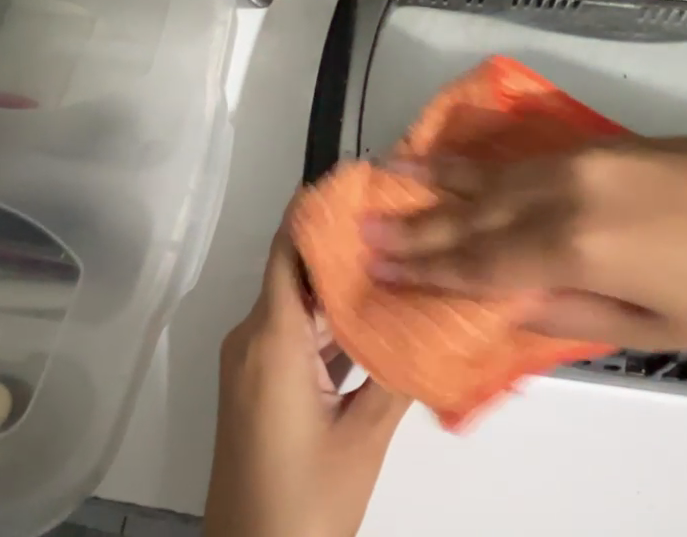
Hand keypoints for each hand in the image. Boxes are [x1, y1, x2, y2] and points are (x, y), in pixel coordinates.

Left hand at [204, 226, 410, 536]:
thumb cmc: (304, 502)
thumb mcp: (362, 439)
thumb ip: (395, 376)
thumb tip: (432, 323)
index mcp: (272, 339)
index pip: (289, 250)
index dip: (317, 211)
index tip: (359, 185)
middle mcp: (253, 338)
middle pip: (296, 272)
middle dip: (343, 247)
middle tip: (398, 224)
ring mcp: (253, 362)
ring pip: (298, 304)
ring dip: (339, 288)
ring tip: (395, 263)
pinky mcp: (259, 385)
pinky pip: (293, 335)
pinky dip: (328, 324)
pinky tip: (373, 322)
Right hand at [367, 137, 686, 351]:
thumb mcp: (660, 326)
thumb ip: (572, 311)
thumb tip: (506, 307)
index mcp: (577, 249)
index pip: (480, 261)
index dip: (425, 267)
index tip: (375, 264)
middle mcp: (565, 195)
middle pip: (473, 214)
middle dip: (415, 224)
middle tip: (361, 226)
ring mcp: (582, 159)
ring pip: (491, 175)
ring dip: (436, 182)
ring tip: (387, 179)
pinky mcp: (602, 142)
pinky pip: (522, 156)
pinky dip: (480, 160)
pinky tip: (457, 159)